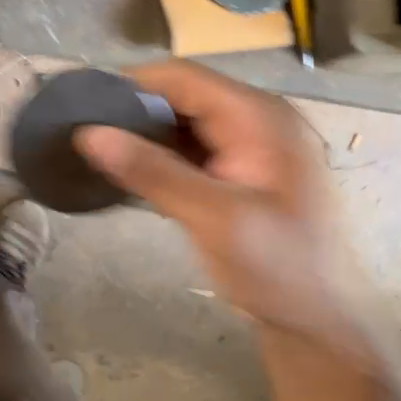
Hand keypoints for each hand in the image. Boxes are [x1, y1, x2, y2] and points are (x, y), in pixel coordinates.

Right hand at [74, 61, 357, 334]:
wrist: (318, 323)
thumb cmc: (276, 269)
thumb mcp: (213, 219)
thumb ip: (152, 172)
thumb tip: (89, 133)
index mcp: (259, 117)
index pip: (182, 77)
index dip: (129, 84)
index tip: (82, 103)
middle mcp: (256, 117)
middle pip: (181, 93)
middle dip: (133, 107)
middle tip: (83, 129)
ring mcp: (251, 142)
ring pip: (182, 117)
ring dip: (143, 130)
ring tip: (97, 147)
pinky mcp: (242, 166)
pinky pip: (192, 143)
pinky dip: (160, 151)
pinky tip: (129, 170)